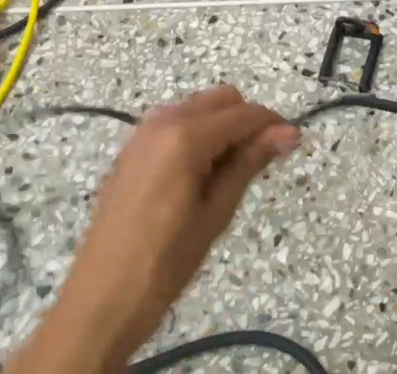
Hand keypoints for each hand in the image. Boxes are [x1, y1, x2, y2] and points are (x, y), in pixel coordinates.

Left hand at [10, 87, 298, 372]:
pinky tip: (198, 173)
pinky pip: (173, 122)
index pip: (244, 114)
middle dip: (246, 121)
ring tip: (229, 171)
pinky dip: (194, 133)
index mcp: (186, 136)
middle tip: (260, 161)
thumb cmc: (166, 260)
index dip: (273, 125)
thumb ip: (250, 162)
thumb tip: (289, 132)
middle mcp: (163, 122)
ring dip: (220, 124)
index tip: (294, 142)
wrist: (102, 298)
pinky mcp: (130, 150)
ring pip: (197, 106)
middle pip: (222, 99)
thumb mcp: (216, 211)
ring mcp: (141, 134)